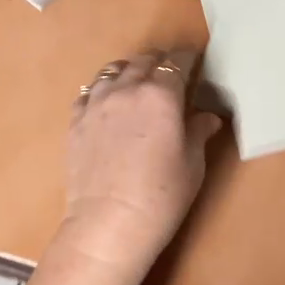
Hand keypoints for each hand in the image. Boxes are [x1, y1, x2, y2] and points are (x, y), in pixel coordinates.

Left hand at [59, 49, 221, 277]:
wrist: (107, 224)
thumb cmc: (161, 196)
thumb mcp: (192, 164)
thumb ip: (199, 132)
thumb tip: (208, 117)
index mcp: (162, 95)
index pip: (177, 63)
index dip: (187, 60)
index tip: (193, 64)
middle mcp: (127, 88)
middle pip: (144, 61)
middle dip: (159, 64)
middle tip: (167, 77)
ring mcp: (97, 102)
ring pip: (113, 70)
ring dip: (128, 72)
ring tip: (135, 86)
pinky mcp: (75, 120)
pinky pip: (89, 92)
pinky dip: (102, 91)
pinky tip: (107, 106)